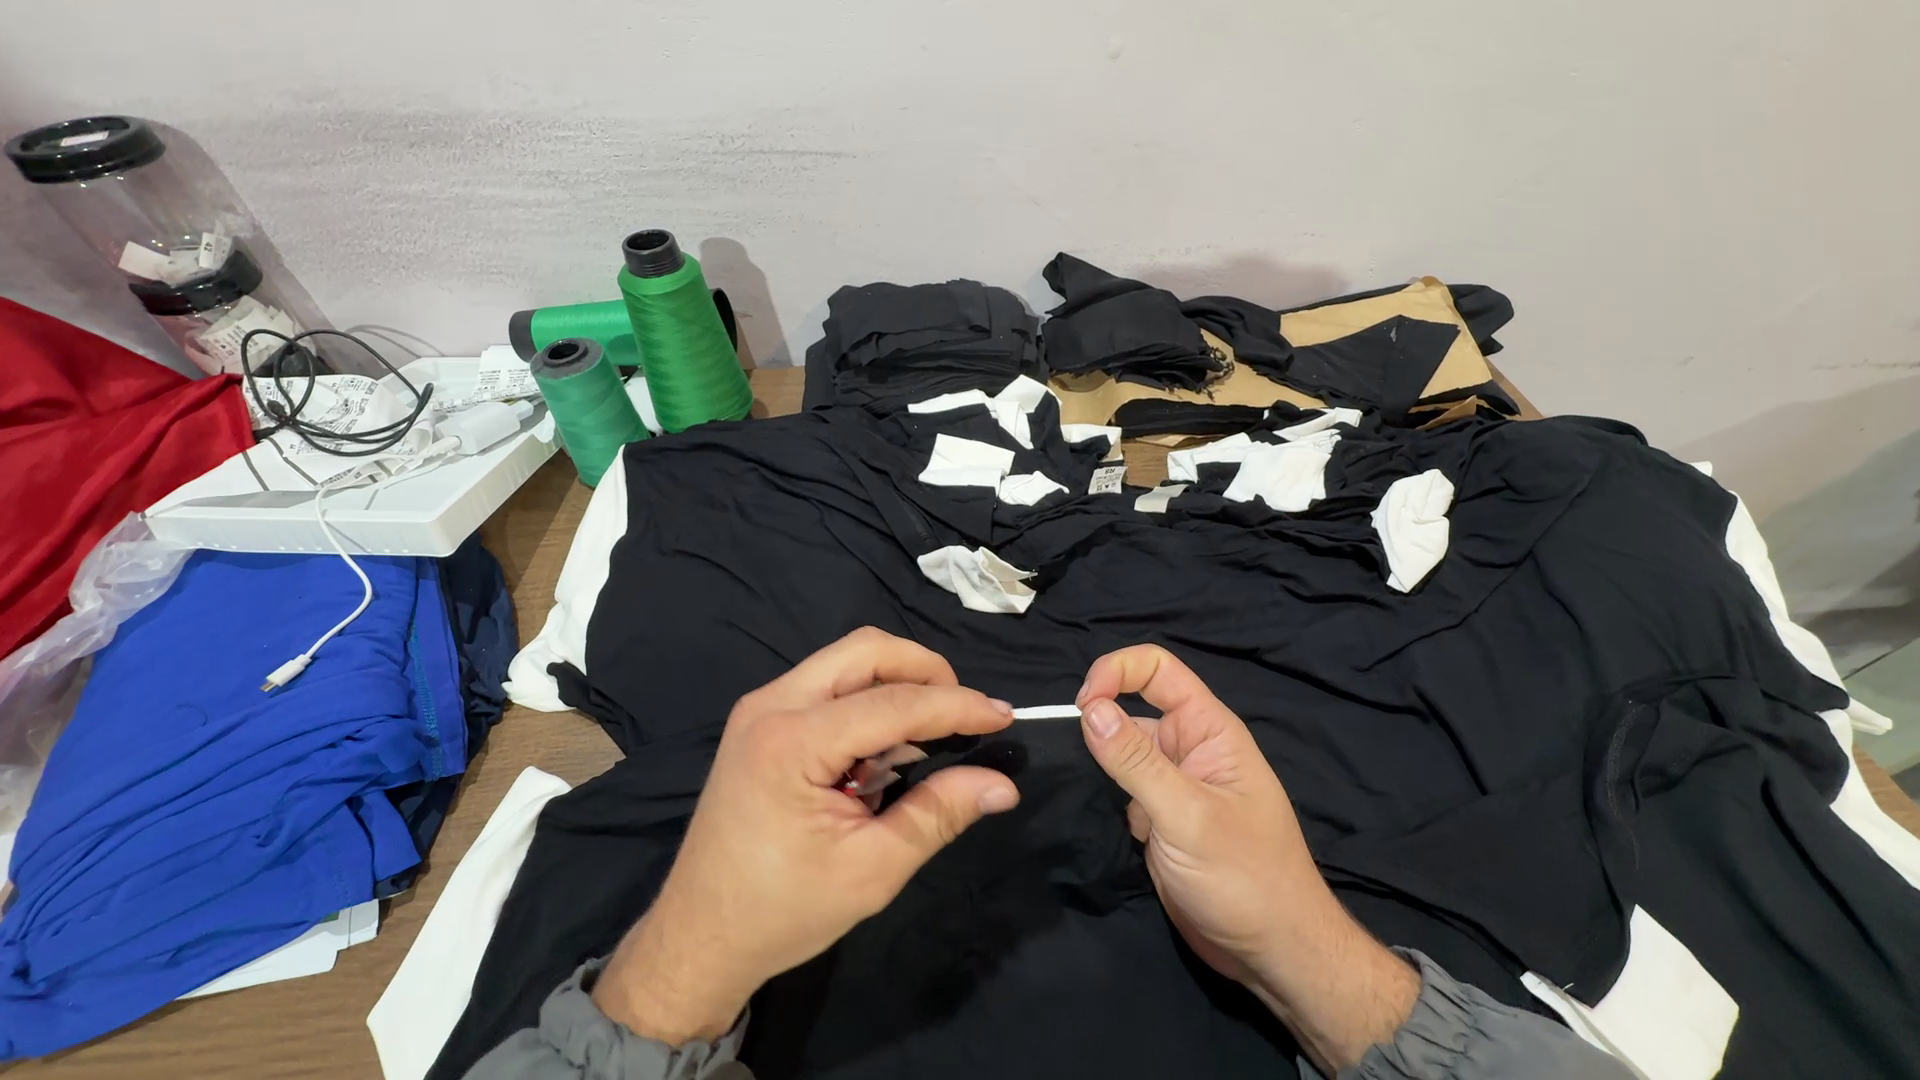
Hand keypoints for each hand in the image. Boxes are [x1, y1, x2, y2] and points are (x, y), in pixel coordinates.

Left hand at [593, 628, 1019, 1043]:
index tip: (1005, 716)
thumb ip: (938, 814)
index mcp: (793, 742)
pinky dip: (869, 700)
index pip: (894, 702)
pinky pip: (829, 685)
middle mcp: (772, 705)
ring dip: (897, 684)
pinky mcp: (762, 721)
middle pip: (866, 651)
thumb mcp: (871, 870)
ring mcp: (762, 708)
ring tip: (930, 737)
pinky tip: (886, 749)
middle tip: (964, 713)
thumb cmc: (783, 910)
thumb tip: (1003, 784)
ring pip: (847, 661)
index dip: (957, 706)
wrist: (699, 936)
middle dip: (925, 671)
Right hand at [1076, 645, 1418, 1072]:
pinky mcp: (1162, 818)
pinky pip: (1124, 787)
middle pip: (1134, 705)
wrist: (1273, 954)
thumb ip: (1136, 761)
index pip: (1157, 670)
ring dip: (1101, 760)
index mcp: (1208, 730)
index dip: (1116, 671)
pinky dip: (1108, 794)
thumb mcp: (1186, 815)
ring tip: (1079, 784)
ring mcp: (1175, 784)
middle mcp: (1190, 748)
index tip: (1083, 706)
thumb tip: (1090, 708)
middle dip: (1100, 718)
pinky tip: (1109, 819)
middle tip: (1068, 751)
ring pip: (1124, 749)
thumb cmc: (1244, 878)